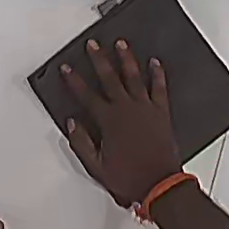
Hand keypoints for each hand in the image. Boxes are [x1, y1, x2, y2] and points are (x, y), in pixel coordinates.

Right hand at [61, 39, 181, 207]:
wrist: (160, 184)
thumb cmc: (129, 176)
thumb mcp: (96, 165)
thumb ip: (81, 142)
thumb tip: (72, 124)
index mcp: (109, 121)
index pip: (86, 95)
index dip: (74, 80)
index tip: (67, 69)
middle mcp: (126, 110)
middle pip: (109, 78)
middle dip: (99, 59)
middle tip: (93, 45)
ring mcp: (145, 109)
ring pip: (133, 77)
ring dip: (126, 59)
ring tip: (121, 44)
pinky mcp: (161, 113)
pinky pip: (159, 89)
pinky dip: (157, 74)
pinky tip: (155, 63)